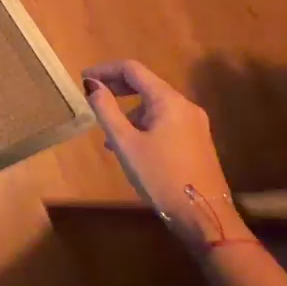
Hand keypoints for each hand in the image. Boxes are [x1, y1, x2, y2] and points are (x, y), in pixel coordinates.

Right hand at [83, 60, 253, 252]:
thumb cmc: (159, 175)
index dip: (104, 70)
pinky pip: (164, 120)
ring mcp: (194, 124)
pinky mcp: (196, 140)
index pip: (132, 69)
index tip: (83, 80)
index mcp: (168, 101)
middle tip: (92, 98)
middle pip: (145, 83)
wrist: (203, 216)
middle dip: (115, 88)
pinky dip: (142, 123)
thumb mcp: (124, 141)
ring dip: (128, 111)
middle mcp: (185, 106)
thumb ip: (105, 108)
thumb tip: (92, 84)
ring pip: (153, 104)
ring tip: (109, 135)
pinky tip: (131, 146)